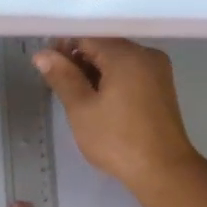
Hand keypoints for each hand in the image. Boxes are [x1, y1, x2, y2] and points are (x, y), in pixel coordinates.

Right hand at [34, 38, 200, 188]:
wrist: (163, 170)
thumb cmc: (117, 140)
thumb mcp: (82, 109)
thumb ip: (62, 77)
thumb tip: (43, 54)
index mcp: (127, 55)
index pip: (88, 37)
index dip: (63, 47)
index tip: (46, 67)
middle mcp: (146, 55)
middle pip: (105, 46)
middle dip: (79, 60)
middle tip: (58, 84)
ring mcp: (158, 71)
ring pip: (118, 60)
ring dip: (95, 72)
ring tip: (76, 96)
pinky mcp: (162, 88)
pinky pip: (131, 73)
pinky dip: (112, 80)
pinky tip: (99, 101)